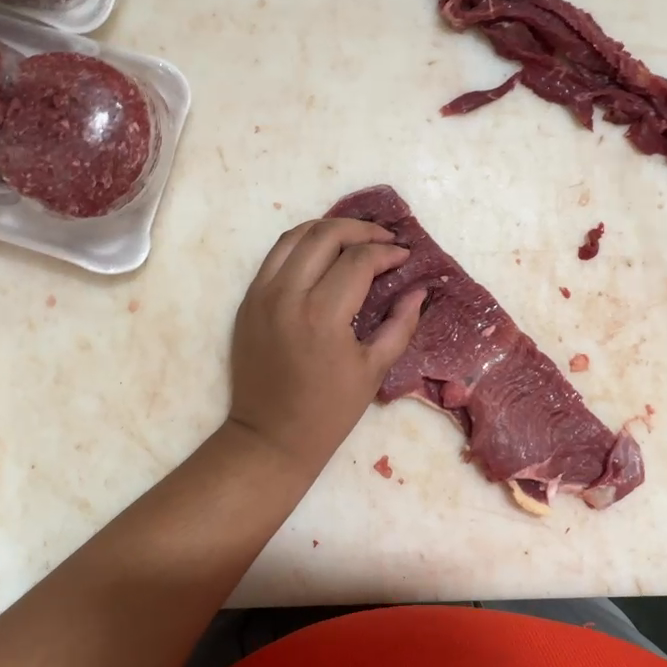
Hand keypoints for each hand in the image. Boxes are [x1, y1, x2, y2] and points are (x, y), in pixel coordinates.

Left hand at [226, 218, 424, 464]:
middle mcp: (287, 294)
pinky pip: (274, 256)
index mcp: (322, 314)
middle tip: (384, 239)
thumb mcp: (374, 370)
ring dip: (328, 229)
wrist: (270, 436)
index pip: (358, 259)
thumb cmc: (328, 410)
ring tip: (354, 238)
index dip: (386, 252)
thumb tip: (418, 290)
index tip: (404, 256)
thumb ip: (399, 324)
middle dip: (360, 230)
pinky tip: (322, 254)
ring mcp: (261, 294)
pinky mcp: (247, 301)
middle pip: (325, 235)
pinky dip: (301, 245)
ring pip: (294, 236)